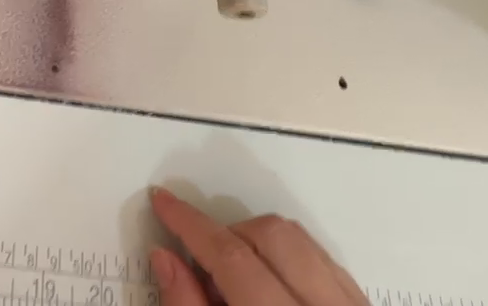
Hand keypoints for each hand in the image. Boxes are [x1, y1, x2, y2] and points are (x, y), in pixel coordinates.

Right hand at [149, 188, 368, 305]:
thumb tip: (165, 256)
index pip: (231, 258)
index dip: (190, 224)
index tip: (161, 200)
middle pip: (272, 236)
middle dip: (228, 235)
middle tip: (199, 260)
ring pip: (302, 242)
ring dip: (259, 244)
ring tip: (235, 278)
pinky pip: (326, 263)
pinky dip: (292, 260)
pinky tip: (272, 286)